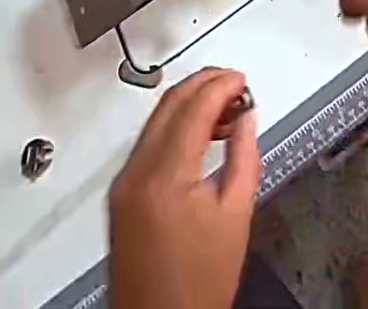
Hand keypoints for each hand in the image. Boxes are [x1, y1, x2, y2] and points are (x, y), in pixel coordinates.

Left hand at [109, 67, 260, 308]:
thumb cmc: (195, 290)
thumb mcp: (236, 216)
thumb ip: (245, 156)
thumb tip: (247, 117)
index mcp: (164, 177)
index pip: (193, 107)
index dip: (221, 85)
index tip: (241, 80)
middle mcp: (135, 172)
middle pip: (170, 102)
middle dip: (205, 83)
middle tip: (234, 83)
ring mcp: (123, 181)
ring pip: (157, 117)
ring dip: (191, 102)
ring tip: (225, 107)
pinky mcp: (120, 191)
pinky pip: (149, 140)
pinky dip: (176, 124)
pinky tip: (200, 131)